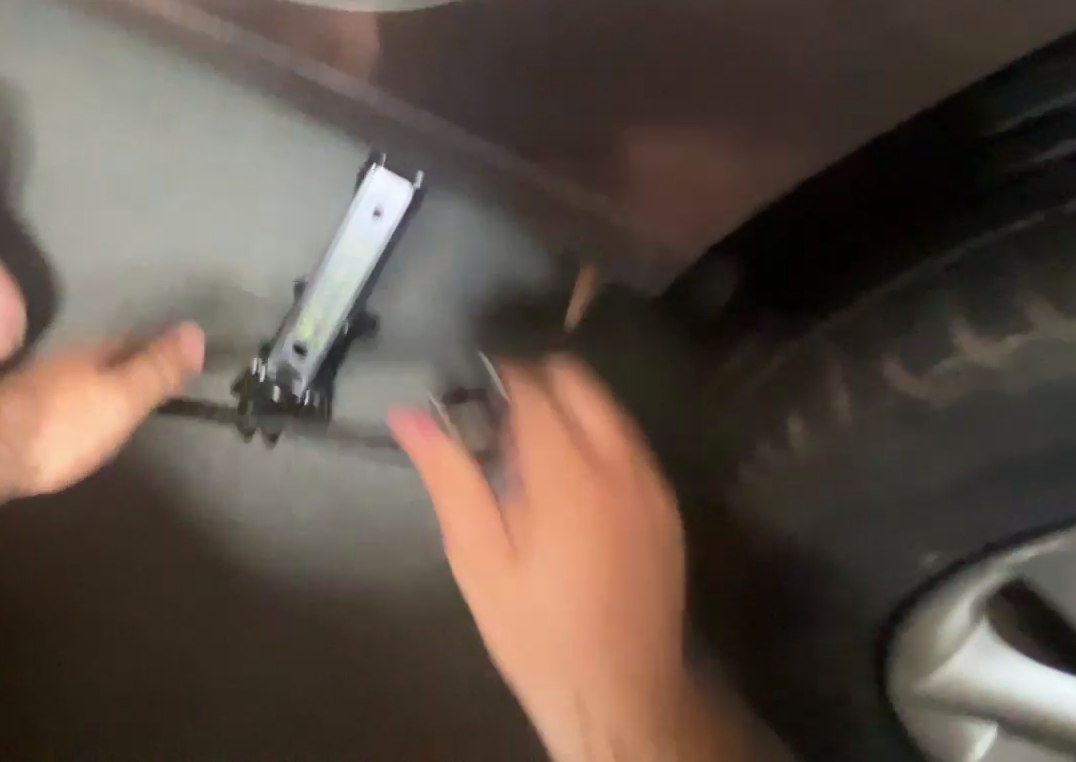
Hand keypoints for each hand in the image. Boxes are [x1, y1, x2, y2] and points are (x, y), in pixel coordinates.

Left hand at [0, 322, 203, 496]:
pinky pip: (58, 397)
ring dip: (99, 379)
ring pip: (78, 375)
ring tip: (118, 393)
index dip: (158, 345)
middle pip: (105, 355)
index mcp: (93, 353)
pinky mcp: (15, 413)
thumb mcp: (122, 398)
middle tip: (153, 372)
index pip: (134, 340)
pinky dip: (76, 400)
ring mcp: (35, 386)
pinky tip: (73, 417)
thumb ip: (157, 368)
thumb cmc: (63, 426)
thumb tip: (196, 329)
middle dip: (128, 360)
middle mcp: (64, 361)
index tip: (180, 352)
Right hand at [392, 356, 689, 761]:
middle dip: (535, 383)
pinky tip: (569, 481)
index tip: (470, 390)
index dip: (497, 376)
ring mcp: (652, 485)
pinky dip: (595, 436)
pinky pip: (628, 443)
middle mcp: (619, 465)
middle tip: (496, 420)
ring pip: (607, 407)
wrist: (620, 699)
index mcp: (568, 475)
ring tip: (529, 451)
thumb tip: (408, 414)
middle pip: (578, 382)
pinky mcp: (668, 506)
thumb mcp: (476, 557)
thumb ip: (448, 475)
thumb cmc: (534, 629)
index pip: (533, 386)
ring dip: (567, 407)